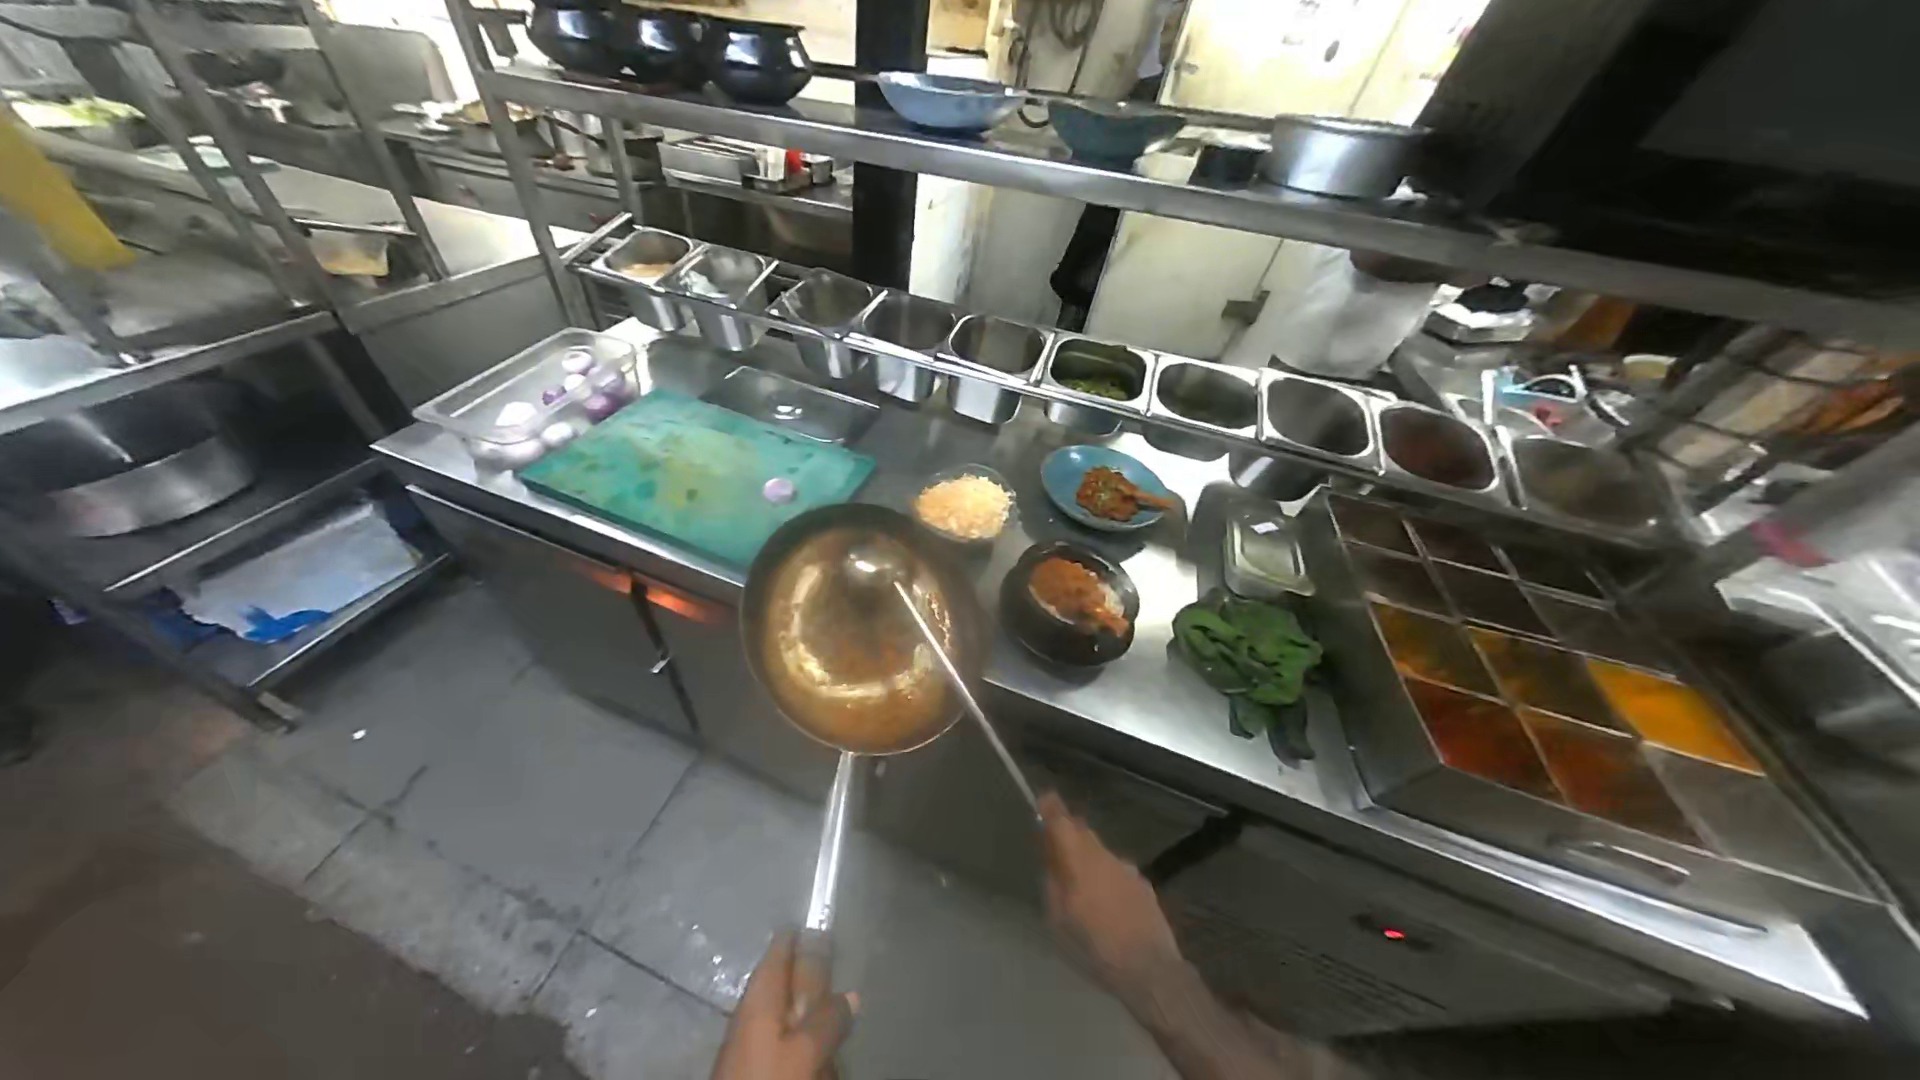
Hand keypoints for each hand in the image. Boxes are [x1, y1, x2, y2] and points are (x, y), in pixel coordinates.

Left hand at [710, 928, 855, 1079]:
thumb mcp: (805, 1051)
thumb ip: (829, 1018)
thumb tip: (851, 994)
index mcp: (760, 994)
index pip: (782, 945)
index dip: (805, 931)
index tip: (829, 924)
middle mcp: (752, 1011)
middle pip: (788, 979)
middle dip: (815, 980)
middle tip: (841, 980)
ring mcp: (751, 1042)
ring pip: (789, 1013)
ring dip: (813, 1017)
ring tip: (835, 1026)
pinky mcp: (755, 1068)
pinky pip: (786, 1044)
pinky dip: (805, 1046)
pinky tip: (820, 1059)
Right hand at [1039, 791, 1184, 1001]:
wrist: (1150, 969)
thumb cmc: (1094, 947)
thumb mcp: (1058, 921)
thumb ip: (1052, 884)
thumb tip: (1052, 862)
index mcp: (1079, 861)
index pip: (1061, 821)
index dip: (1051, 807)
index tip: (1044, 798)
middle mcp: (1103, 856)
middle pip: (1082, 832)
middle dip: (1069, 833)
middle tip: (1057, 850)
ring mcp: (1127, 869)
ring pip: (1101, 853)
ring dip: (1089, 860)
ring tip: (1084, 889)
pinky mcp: (1144, 885)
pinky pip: (1117, 872)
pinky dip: (1108, 879)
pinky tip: (1109, 906)